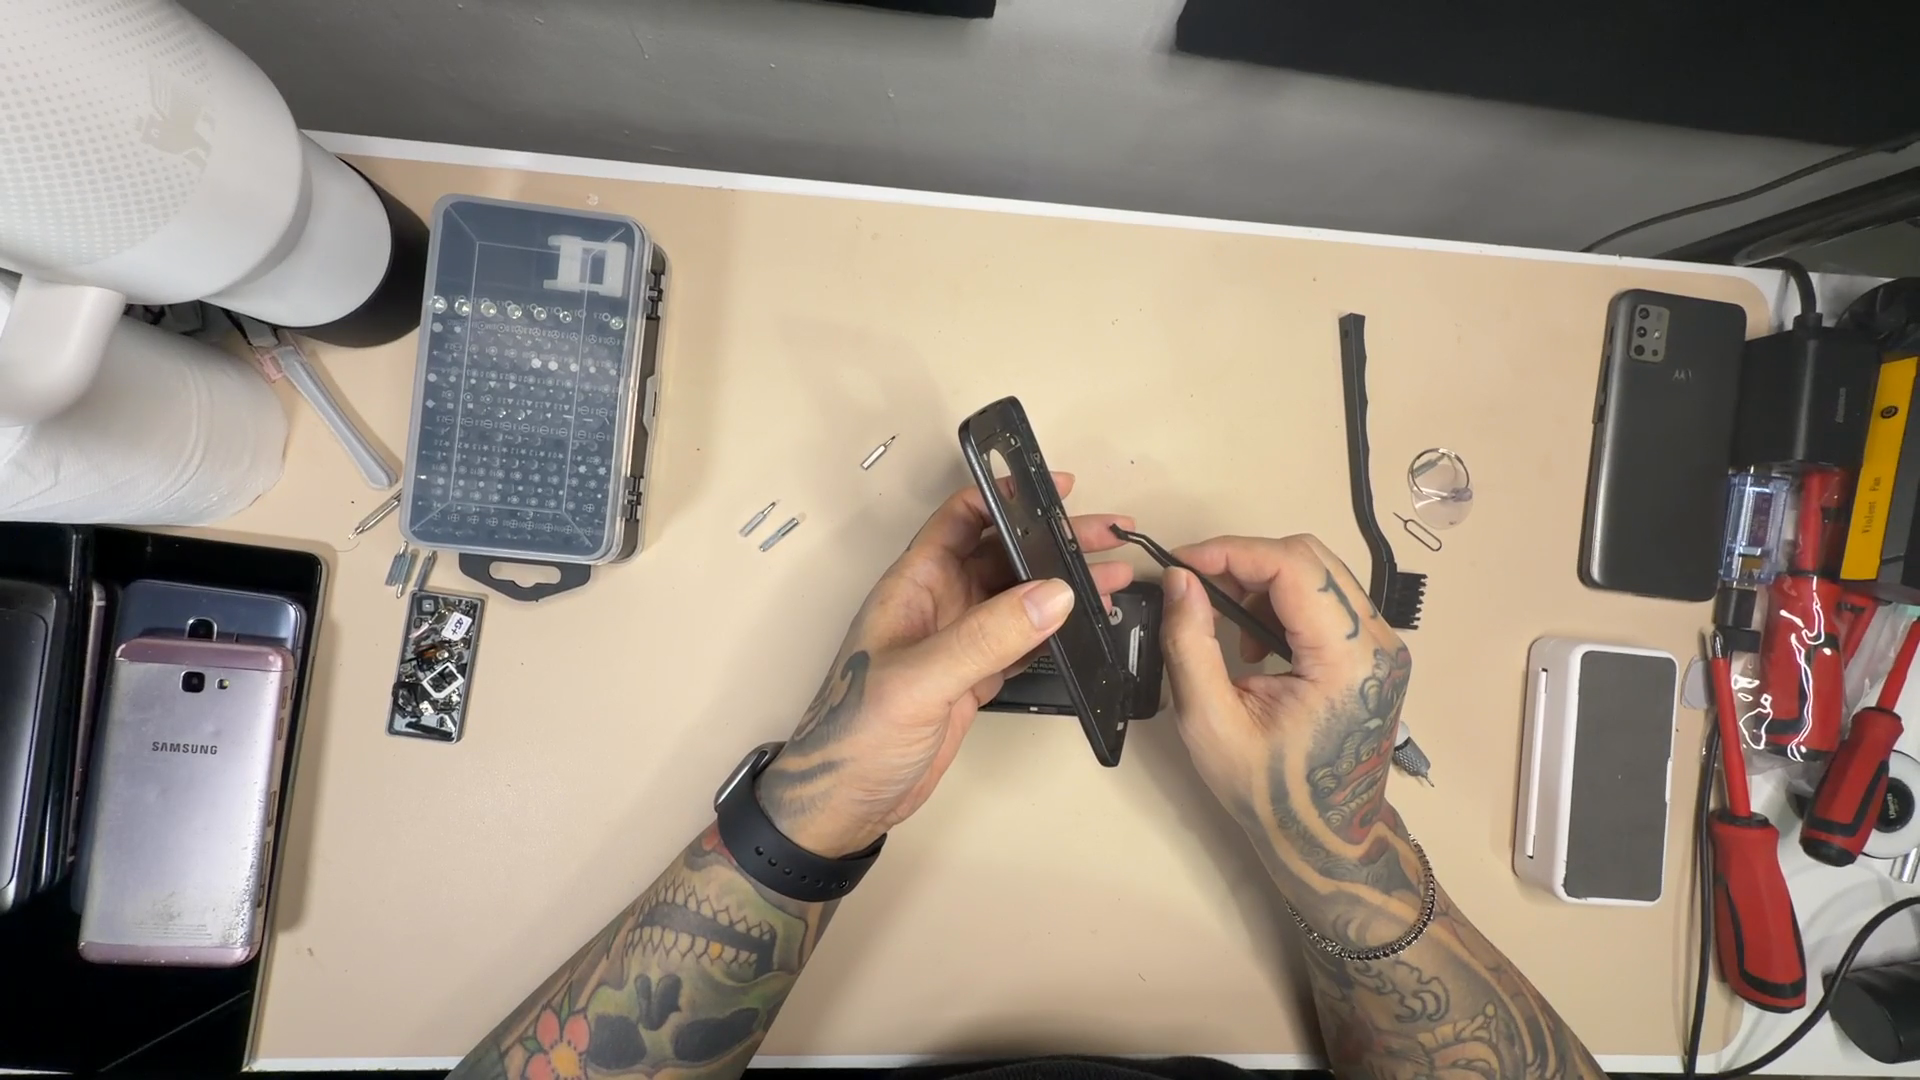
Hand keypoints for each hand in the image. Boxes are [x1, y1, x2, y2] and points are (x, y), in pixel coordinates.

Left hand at [756, 474, 1134, 856]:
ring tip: (1115, 578)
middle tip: (1109, 535)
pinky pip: (1021, 639)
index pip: (961, 520)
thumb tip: (1055, 594)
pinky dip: (1055, 630)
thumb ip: (986, 637)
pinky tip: (1087, 623)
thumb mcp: (920, 679)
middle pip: (1003, 555)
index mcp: (914, 584)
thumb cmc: (858, 733)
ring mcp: (959, 640)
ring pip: (1018, 597)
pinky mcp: (974, 676)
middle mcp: (939, 603)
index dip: (1006, 496)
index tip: (1057, 488)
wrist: (845, 804)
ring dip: (1063, 585)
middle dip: (1053, 541)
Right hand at [1158, 535, 1413, 913]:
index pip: (1293, 566)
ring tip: (1223, 618)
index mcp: (1346, 659)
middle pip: (1309, 557)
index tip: (1182, 564)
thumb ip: (1190, 642)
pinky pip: (1323, 597)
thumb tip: (1180, 580)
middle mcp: (1377, 642)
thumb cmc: (1269, 791)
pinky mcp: (1371, 653)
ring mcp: (1380, 646)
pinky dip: (1279, 599)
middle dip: (1243, 559)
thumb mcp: (1209, 719)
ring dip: (1260, 579)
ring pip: (1317, 571)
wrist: (1325, 838)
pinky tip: (1254, 640)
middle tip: (1196, 587)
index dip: (1230, 551)